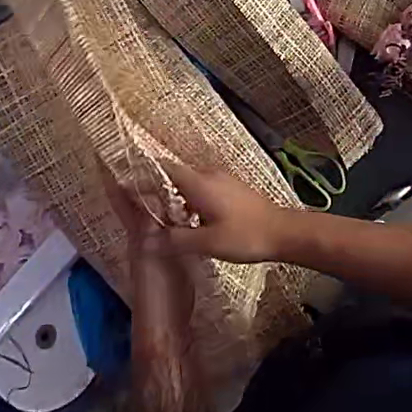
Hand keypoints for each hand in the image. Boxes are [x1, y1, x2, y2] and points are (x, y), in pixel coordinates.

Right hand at [143, 160, 300, 263]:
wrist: (284, 232)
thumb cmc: (245, 235)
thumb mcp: (207, 243)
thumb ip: (174, 241)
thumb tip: (145, 242)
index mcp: (199, 182)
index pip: (163, 169)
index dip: (144, 177)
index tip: (128, 188)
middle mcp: (209, 175)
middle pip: (175, 176)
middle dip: (158, 192)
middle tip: (144, 213)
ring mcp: (222, 181)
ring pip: (190, 185)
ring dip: (176, 200)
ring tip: (166, 224)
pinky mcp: (232, 190)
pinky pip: (203, 190)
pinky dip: (191, 203)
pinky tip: (193, 225)